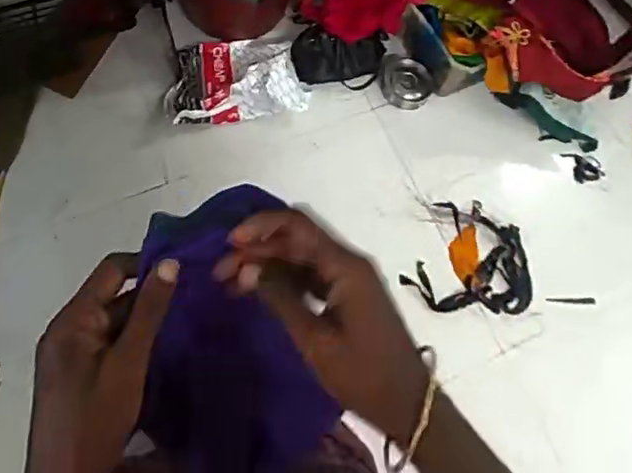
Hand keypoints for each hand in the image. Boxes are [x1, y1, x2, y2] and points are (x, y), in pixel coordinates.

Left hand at [28, 253, 178, 472]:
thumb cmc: (94, 421)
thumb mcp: (128, 364)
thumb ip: (149, 312)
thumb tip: (169, 262)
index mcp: (71, 320)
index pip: (111, 270)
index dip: (144, 264)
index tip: (180, 270)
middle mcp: (66, 331)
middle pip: (112, 298)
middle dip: (148, 298)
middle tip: (190, 298)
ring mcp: (69, 357)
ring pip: (113, 325)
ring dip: (143, 324)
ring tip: (183, 322)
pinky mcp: (77, 380)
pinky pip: (108, 347)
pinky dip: (132, 346)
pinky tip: (160, 353)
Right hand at [213, 210, 431, 440]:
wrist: (410, 406)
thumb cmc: (363, 375)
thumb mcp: (315, 341)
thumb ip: (280, 298)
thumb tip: (246, 268)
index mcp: (344, 264)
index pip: (297, 226)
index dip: (261, 226)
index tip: (231, 241)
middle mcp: (346, 260)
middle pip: (295, 239)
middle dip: (257, 247)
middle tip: (222, 269)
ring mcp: (347, 276)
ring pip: (298, 256)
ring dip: (266, 263)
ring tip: (231, 281)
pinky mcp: (345, 292)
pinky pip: (308, 273)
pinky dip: (282, 277)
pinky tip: (257, 289)